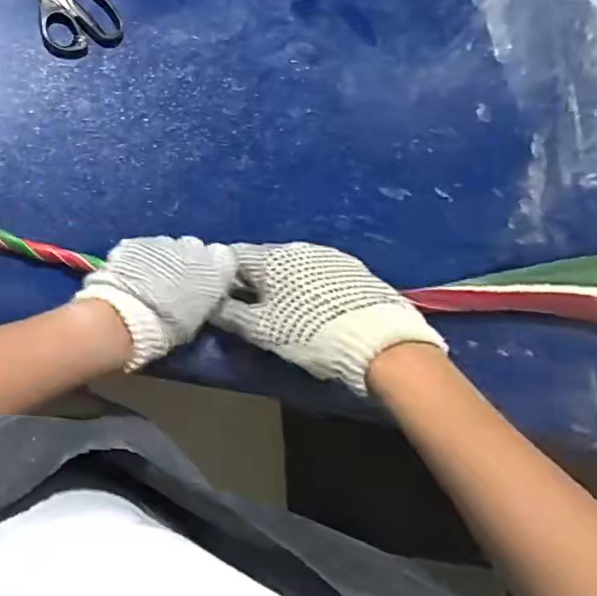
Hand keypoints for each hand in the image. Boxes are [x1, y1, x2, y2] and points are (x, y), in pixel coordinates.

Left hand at [73, 236, 236, 370]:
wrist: (132, 311)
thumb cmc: (174, 322)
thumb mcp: (202, 312)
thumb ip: (204, 294)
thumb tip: (199, 292)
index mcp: (218, 265)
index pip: (223, 257)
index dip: (211, 268)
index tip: (203, 279)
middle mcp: (192, 246)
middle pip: (192, 248)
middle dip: (184, 261)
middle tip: (173, 280)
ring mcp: (161, 242)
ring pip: (165, 246)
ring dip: (160, 258)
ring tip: (148, 278)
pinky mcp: (133, 242)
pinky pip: (140, 248)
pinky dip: (137, 257)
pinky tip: (129, 273)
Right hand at [214, 242, 444, 393]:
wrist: (387, 347)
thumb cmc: (309, 332)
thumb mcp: (259, 329)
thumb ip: (227, 313)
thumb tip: (210, 304)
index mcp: (269, 257)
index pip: (231, 256)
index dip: (223, 276)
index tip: (223, 296)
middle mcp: (298, 249)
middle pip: (263, 260)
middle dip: (254, 279)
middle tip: (253, 305)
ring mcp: (331, 257)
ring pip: (293, 266)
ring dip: (284, 282)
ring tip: (287, 308)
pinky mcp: (358, 271)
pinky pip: (320, 273)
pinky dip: (311, 286)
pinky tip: (317, 308)